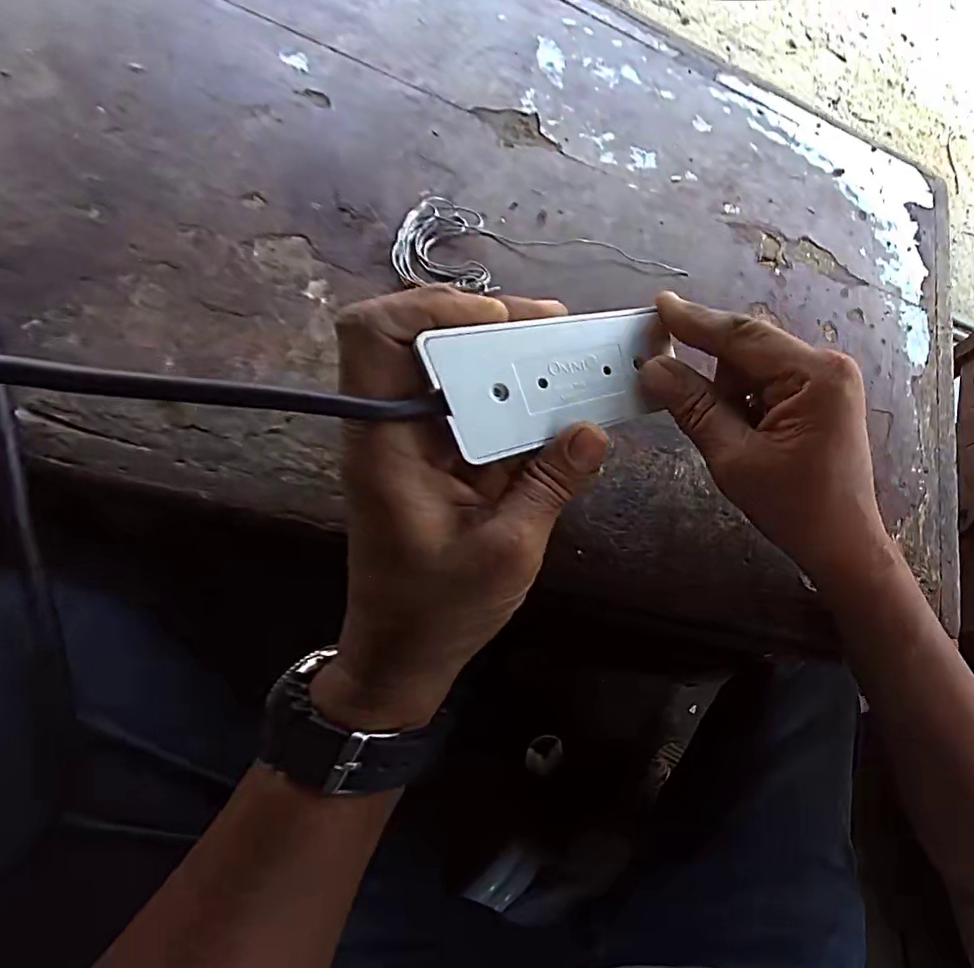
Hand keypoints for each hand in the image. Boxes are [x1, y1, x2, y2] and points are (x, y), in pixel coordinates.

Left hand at [314, 286, 609, 730]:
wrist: (409, 652)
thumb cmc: (441, 607)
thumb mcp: (508, 548)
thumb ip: (550, 485)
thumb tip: (594, 430)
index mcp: (388, 445)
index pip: (379, 339)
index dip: (433, 309)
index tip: (503, 320)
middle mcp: (400, 432)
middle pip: (428, 346)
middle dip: (493, 328)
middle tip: (558, 328)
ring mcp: (428, 448)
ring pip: (463, 379)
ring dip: (517, 364)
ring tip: (573, 358)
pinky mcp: (454, 466)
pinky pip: (488, 419)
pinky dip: (528, 407)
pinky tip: (569, 407)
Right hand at [639, 292, 895, 590]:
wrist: (842, 544)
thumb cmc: (798, 509)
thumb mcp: (735, 458)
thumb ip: (694, 407)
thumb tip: (655, 368)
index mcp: (816, 376)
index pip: (744, 336)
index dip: (696, 323)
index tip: (660, 307)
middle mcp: (829, 369)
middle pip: (750, 353)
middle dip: (717, 380)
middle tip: (688, 406)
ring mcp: (830, 384)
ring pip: (757, 372)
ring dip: (733, 399)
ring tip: (738, 445)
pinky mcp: (824, 401)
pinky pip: (773, 387)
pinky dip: (750, 407)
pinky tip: (750, 439)